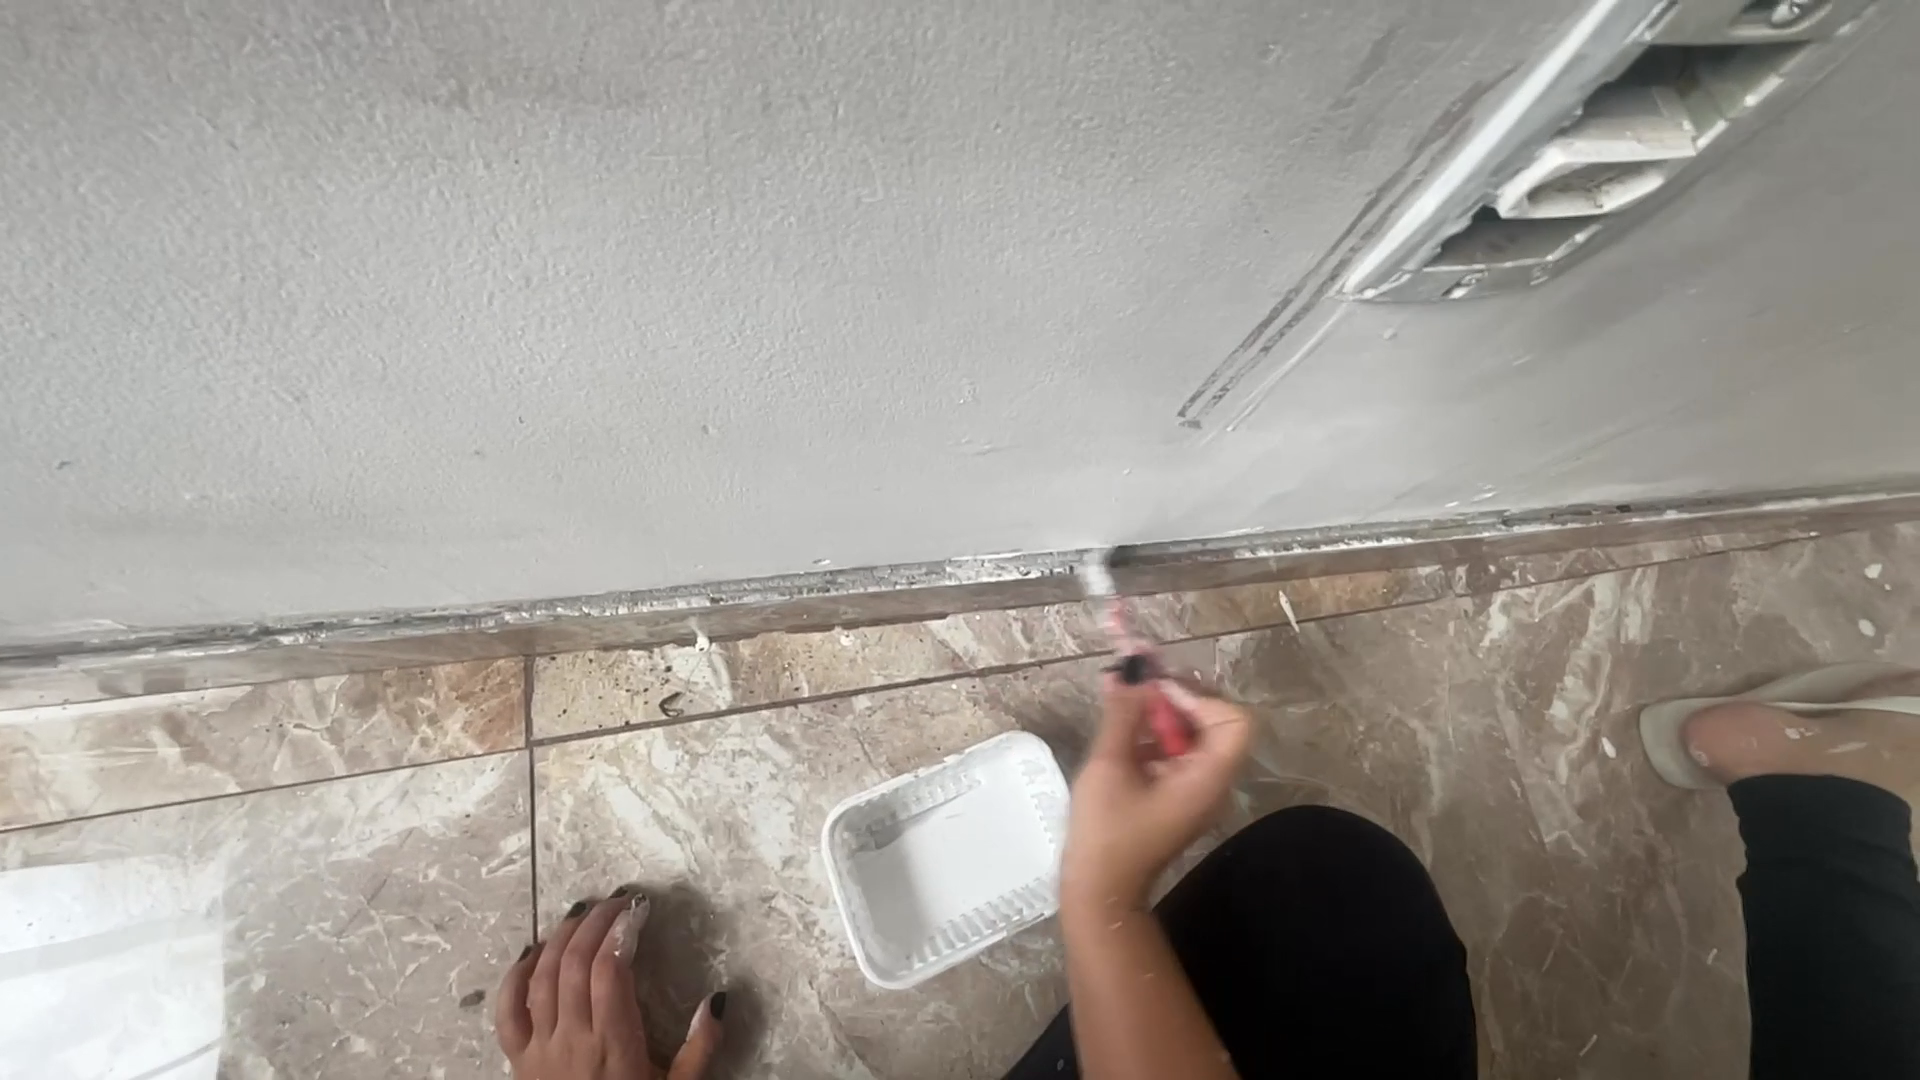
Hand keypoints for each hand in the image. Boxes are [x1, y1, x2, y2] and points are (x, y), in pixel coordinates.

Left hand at [496, 889, 724, 1079]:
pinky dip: (516, 976)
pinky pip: (507, 1012)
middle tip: (618, 900)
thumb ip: (700, 1049)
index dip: (622, 931)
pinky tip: (534, 952)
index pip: (610, 971)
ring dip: (562, 937)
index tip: (640, 908)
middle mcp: (571, 1041)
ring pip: (541, 978)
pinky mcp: (518, 1062)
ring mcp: (539, 1051)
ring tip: (584, 911)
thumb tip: (717, 999)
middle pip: (575, 964)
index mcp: (613, 1045)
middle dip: (596, 922)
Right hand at [1061, 675, 1251, 911]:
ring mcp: (1193, 787)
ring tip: (1121, 687)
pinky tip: (1118, 719)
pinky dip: (1149, 729)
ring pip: (1189, 731)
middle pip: (1211, 720)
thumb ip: (1122, 714)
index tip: (1156, 690)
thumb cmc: (1107, 832)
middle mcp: (1211, 780)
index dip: (1198, 696)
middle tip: (1135, 672)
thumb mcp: (1109, 766)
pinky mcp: (1174, 792)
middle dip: (1172, 692)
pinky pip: (1173, 749)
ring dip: (1157, 707)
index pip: (1234, 721)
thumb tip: (1128, 673)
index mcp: (1207, 778)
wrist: (1100, 890)